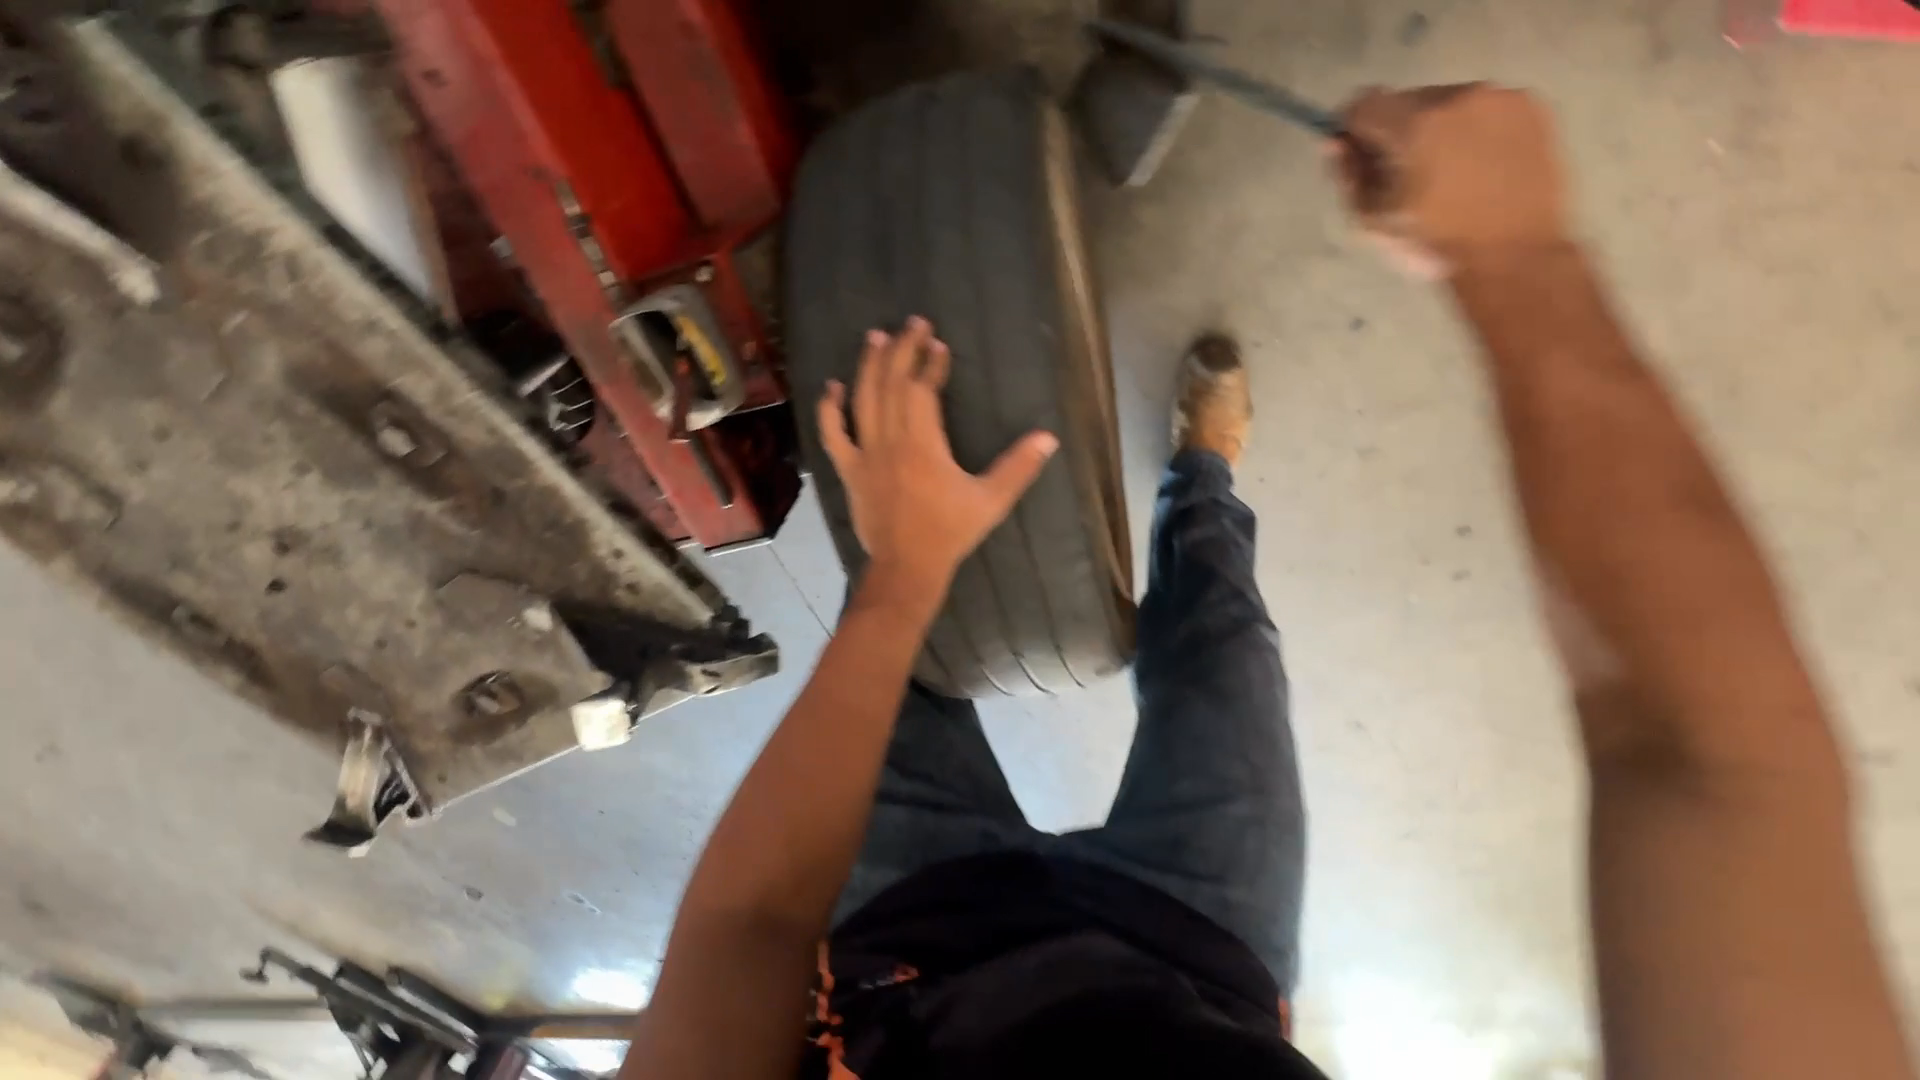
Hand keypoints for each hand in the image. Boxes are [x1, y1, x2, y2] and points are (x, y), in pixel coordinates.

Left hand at [817, 317, 1058, 596]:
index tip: (939, 344)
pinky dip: (831, 410)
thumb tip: (1049, 438)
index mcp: (922, 444)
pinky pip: (834, 435)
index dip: (931, 363)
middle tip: (913, 322)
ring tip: (876, 337)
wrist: (906, 566)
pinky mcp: (850, 471)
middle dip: (902, 350)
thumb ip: (1018, 467)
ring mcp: (865, 455)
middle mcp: (890, 441)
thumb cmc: (950, 532)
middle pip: (892, 385)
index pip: (923, 390)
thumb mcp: (991, 501)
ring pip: (863, 400)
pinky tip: (833, 387)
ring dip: (869, 366)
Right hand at [1330, 84, 1568, 277]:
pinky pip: (1484, 108)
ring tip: (1447, 172)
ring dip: (1436, 128)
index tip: (1359, 155)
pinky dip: (1472, 130)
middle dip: (1398, 130)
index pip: (1364, 103)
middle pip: (1407, 100)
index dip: (1353, 129)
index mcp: (1416, 124)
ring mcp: (1501, 97)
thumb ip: (1349, 174)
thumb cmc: (1434, 244)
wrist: (1513, 256)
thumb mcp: (1373, 219)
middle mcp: (1459, 96)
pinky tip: (1477, 165)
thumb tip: (1335, 141)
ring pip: (1447, 102)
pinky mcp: (1531, 106)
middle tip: (1407, 172)